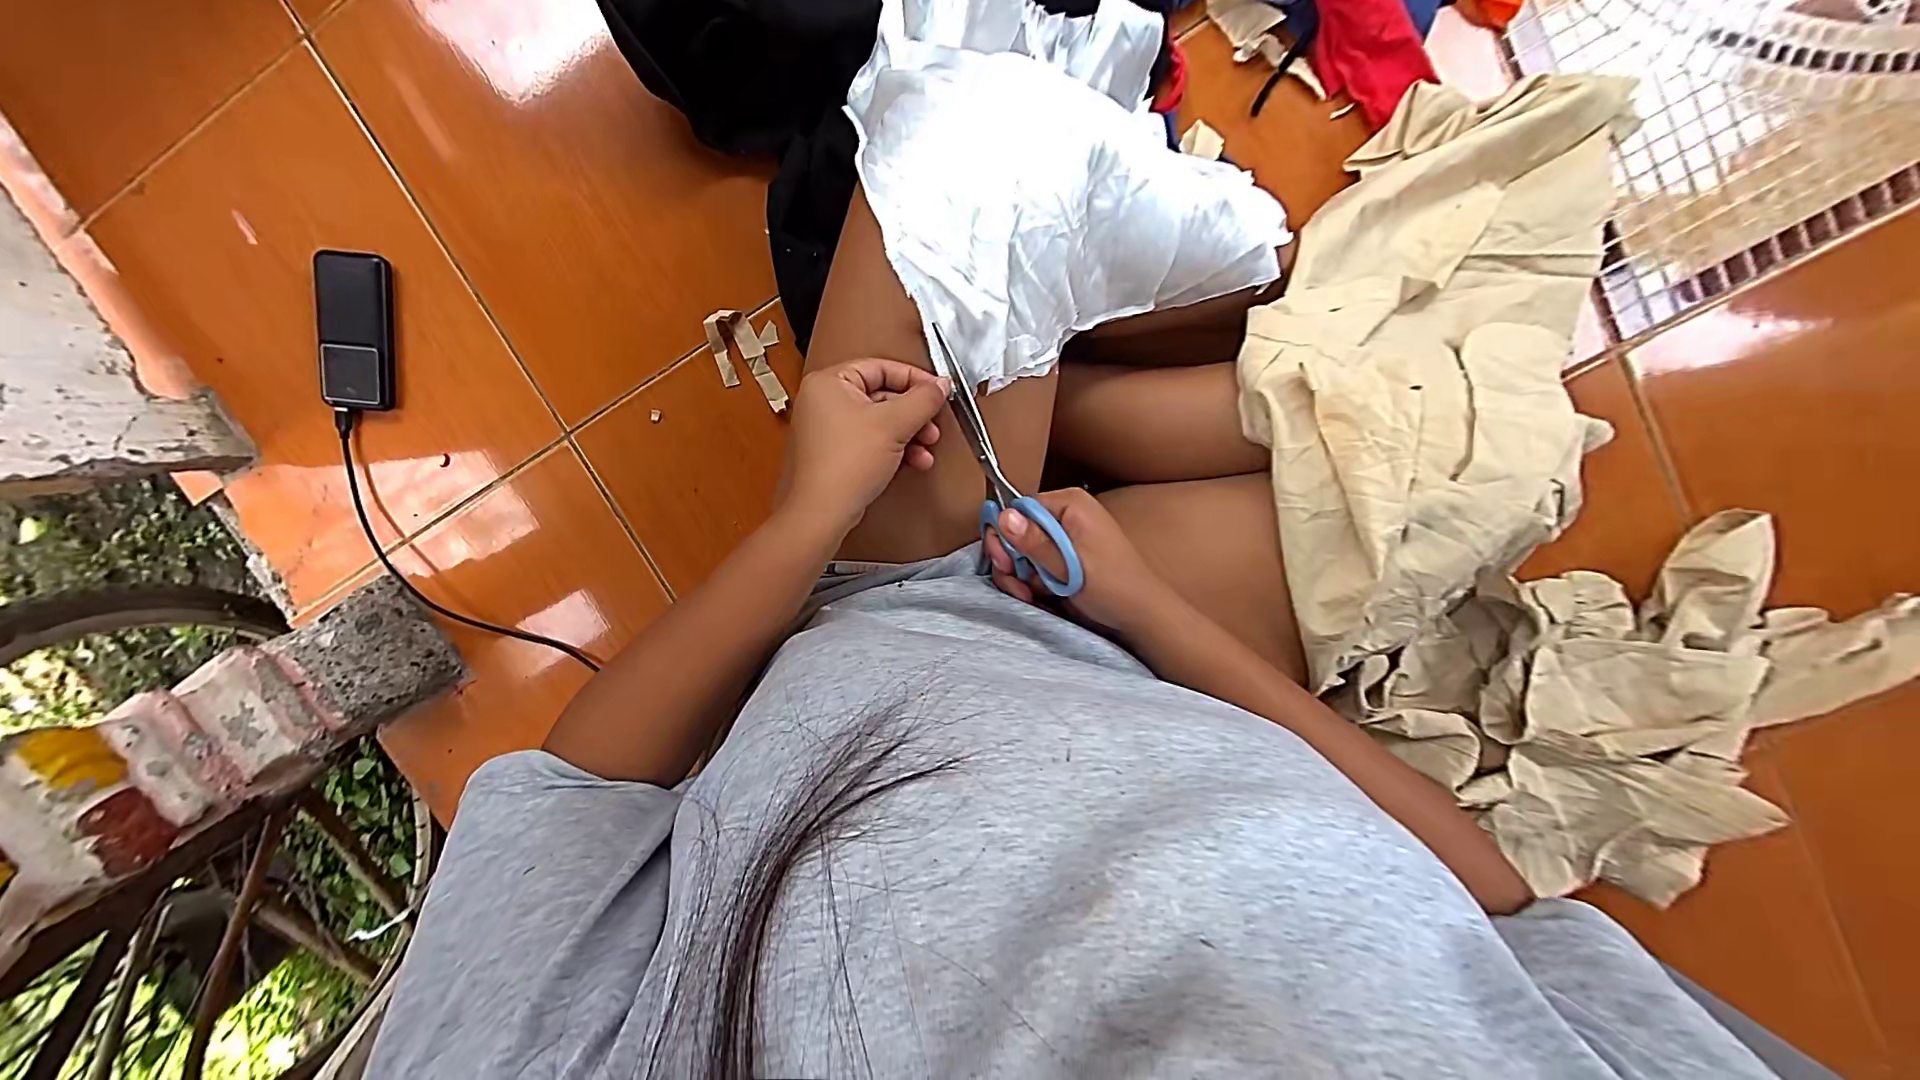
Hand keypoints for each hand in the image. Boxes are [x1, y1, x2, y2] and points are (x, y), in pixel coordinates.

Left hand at [783, 359, 950, 533]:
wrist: (825, 511)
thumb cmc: (842, 467)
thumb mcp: (894, 424)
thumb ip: (923, 400)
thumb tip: (939, 385)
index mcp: (830, 382)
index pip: (880, 367)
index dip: (913, 378)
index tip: (935, 390)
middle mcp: (826, 401)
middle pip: (883, 396)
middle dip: (914, 414)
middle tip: (932, 423)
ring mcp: (830, 428)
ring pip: (882, 421)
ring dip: (910, 434)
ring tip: (926, 446)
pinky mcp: (838, 452)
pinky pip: (874, 441)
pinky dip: (896, 448)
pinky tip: (914, 460)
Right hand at [984, 488, 1183, 639]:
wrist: (1138, 616)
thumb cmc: (1115, 588)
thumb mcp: (1070, 566)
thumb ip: (1035, 542)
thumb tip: (1005, 516)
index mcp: (1070, 505)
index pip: (1017, 509)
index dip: (1006, 536)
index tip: (1007, 563)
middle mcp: (1064, 517)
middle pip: (1014, 532)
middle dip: (1011, 562)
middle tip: (1020, 585)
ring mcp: (1061, 540)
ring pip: (1019, 553)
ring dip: (1019, 578)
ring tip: (1033, 595)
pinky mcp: (1060, 560)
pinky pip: (1030, 567)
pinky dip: (1030, 584)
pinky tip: (1040, 597)